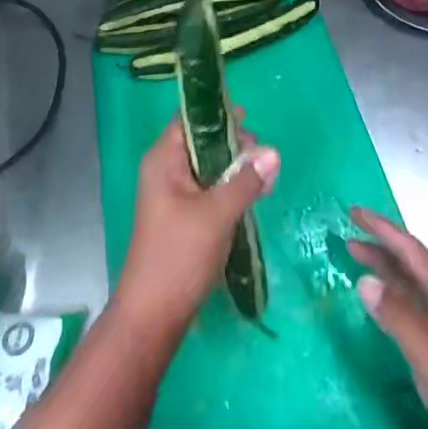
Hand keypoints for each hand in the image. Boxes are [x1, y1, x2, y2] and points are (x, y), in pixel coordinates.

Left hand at [114, 113, 278, 327]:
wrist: (153, 314)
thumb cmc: (179, 255)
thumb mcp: (217, 214)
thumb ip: (247, 180)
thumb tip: (274, 151)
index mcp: (163, 160)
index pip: (189, 119)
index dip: (217, 114)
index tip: (250, 118)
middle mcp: (164, 170)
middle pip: (201, 141)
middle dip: (233, 143)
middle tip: (262, 155)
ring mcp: (172, 194)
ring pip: (208, 166)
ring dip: (235, 167)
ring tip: (264, 175)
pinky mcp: (182, 216)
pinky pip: (209, 188)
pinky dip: (230, 187)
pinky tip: (253, 195)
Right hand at [347, 207, 427, 428]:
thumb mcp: (427, 351)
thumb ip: (396, 314)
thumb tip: (364, 279)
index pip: (410, 248)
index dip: (381, 228)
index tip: (353, 211)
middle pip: (410, 260)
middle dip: (379, 244)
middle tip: (346, 233)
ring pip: (411, 280)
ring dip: (384, 266)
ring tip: (355, 257)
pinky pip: (413, 300)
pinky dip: (392, 290)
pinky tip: (380, 298)